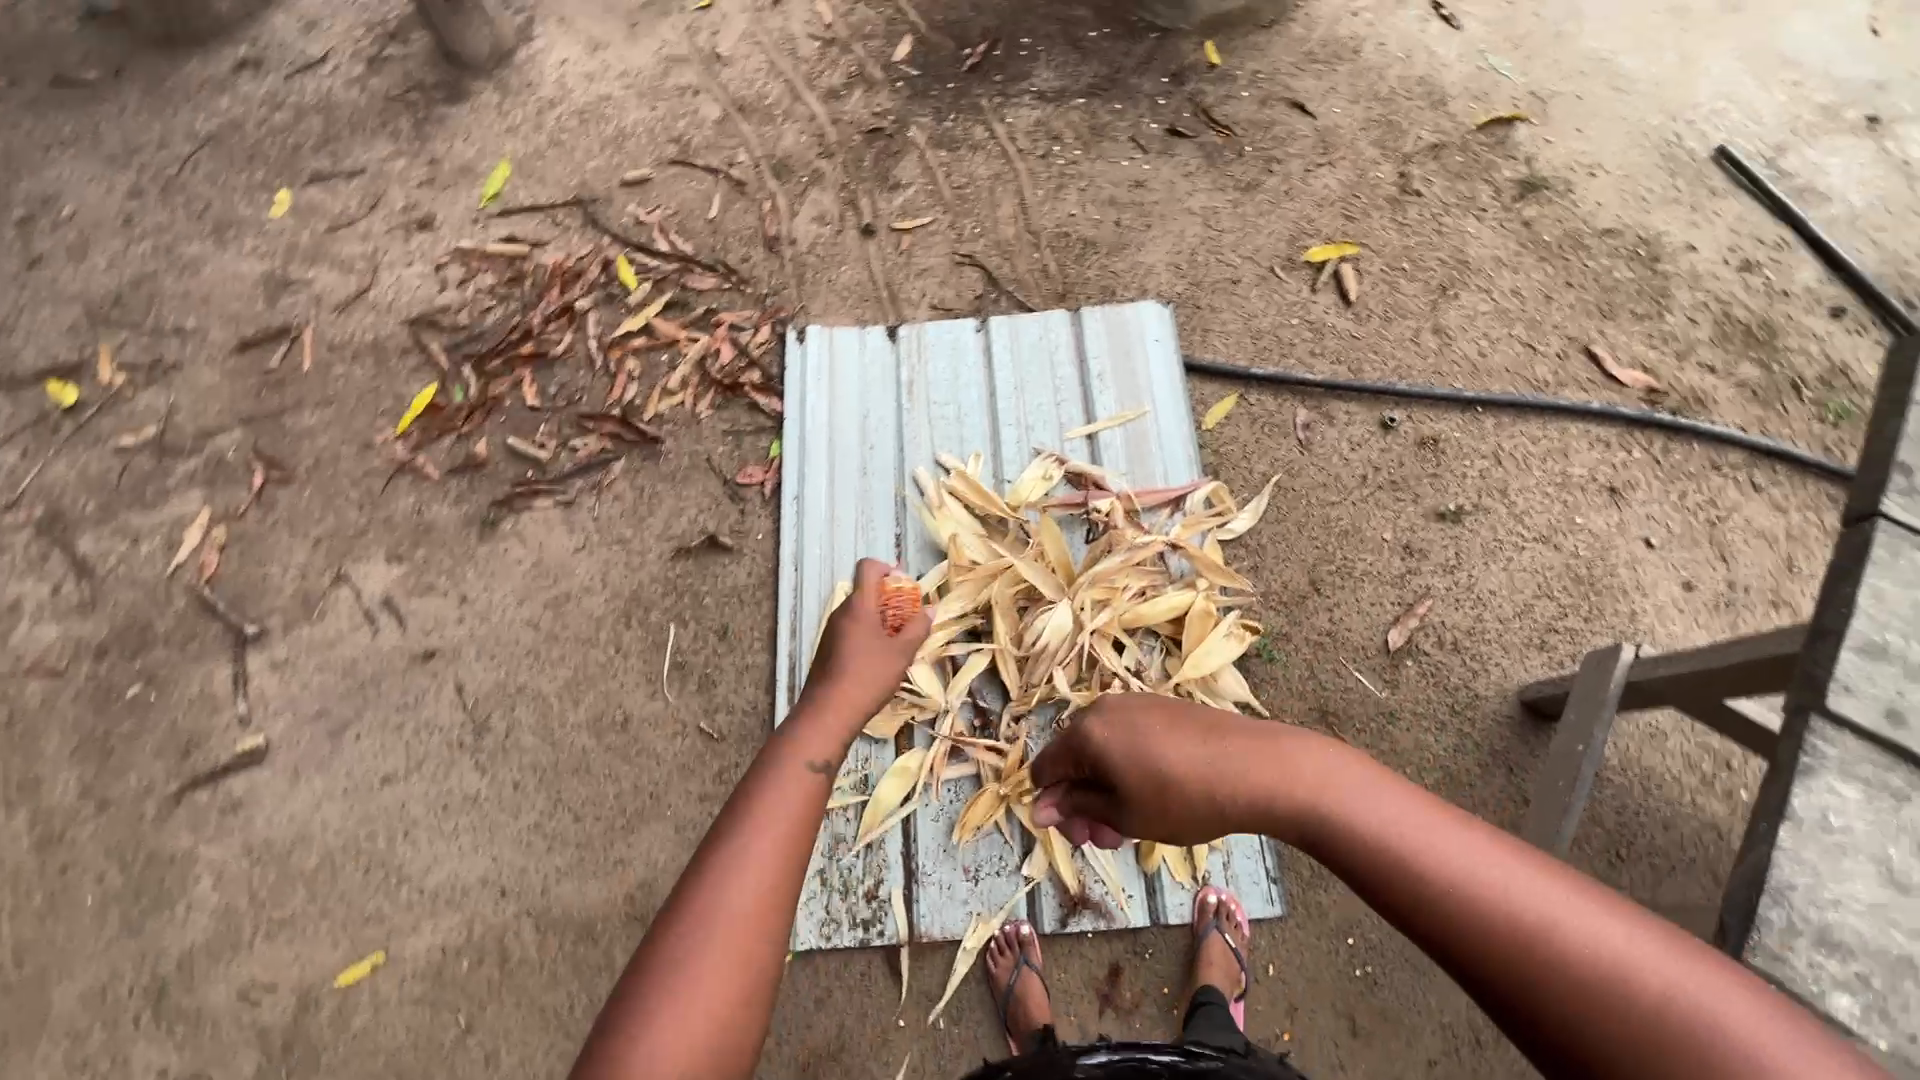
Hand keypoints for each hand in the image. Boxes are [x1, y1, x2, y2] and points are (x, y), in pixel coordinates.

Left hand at [796, 558, 931, 732]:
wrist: (828, 712)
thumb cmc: (869, 677)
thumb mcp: (902, 653)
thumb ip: (918, 627)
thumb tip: (931, 608)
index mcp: (859, 605)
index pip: (867, 567)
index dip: (887, 568)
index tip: (904, 585)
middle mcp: (841, 612)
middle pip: (865, 590)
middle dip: (890, 598)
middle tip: (909, 618)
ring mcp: (831, 630)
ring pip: (858, 612)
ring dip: (880, 618)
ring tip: (898, 641)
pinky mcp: (827, 648)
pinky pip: (850, 629)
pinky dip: (867, 633)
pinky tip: (879, 658)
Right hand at [1030, 694, 1314, 846]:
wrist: (1258, 768)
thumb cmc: (1183, 798)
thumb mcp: (1123, 815)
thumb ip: (1077, 808)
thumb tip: (1039, 808)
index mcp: (1085, 732)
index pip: (1045, 769)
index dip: (1055, 807)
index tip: (1083, 836)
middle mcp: (1102, 709)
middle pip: (1072, 757)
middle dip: (1082, 800)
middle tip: (1109, 838)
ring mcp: (1134, 703)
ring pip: (1102, 749)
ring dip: (1105, 786)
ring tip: (1136, 822)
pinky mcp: (1162, 706)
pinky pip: (1127, 737)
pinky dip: (1128, 766)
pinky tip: (1156, 792)